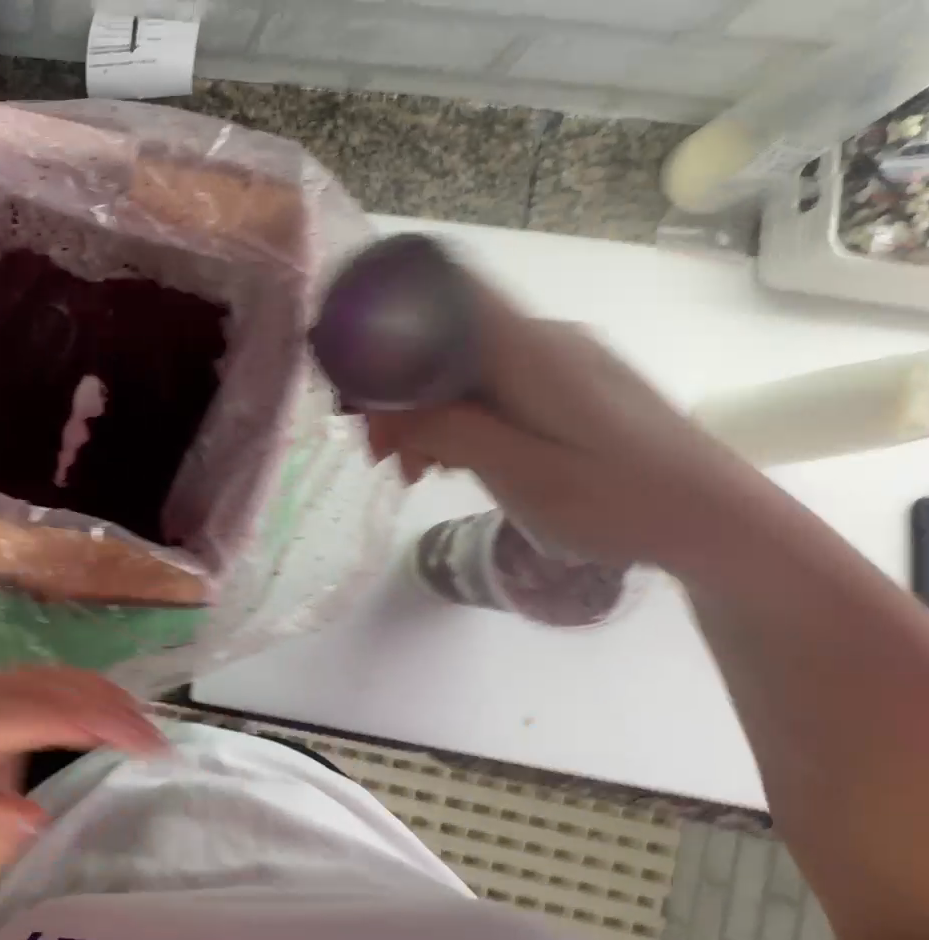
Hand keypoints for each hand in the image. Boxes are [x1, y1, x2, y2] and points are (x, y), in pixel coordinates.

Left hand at [0, 667, 166, 879]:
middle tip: (151, 738)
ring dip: (100, 696)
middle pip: (32, 692)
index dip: (63, 720)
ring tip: (146, 725)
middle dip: (96, 709)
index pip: (4, 720)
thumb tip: (32, 814)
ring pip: (45, 677)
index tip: (118, 736)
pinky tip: (122, 706)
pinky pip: (48, 675)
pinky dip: (89, 688)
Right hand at [363, 278, 772, 573]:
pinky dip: (451, 417)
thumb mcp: (524, 475)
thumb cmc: (622, 502)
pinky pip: (485, 386)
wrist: (717, 522)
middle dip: (391, 387)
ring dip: (418, 411)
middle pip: (441, 338)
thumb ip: (450, 432)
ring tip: (408, 470)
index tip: (341, 361)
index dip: (383, 311)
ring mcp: (555, 361)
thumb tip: (386, 408)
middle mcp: (542, 341)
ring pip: (458, 367)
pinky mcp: (563, 385)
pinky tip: (443, 461)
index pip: (444, 296)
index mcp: (531, 353)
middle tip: (374, 450)